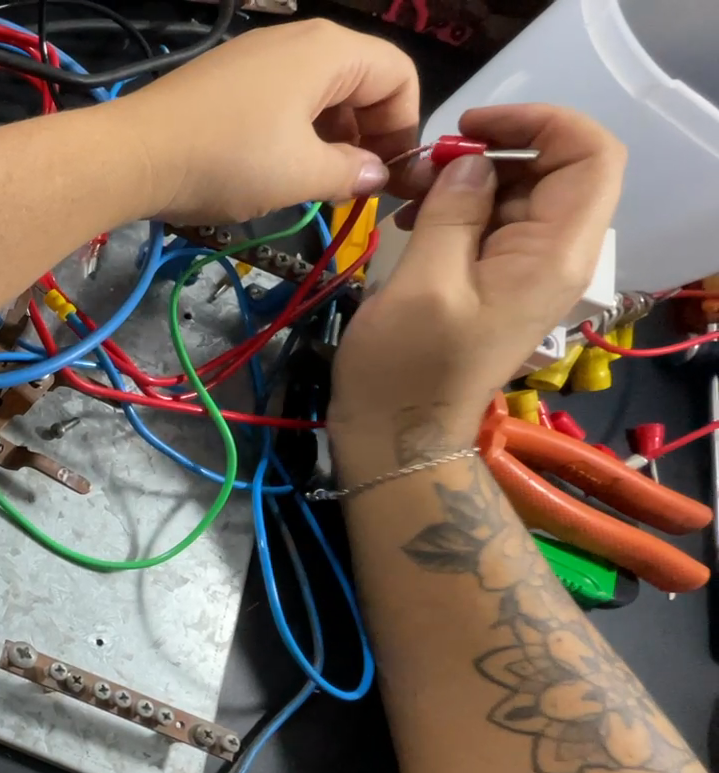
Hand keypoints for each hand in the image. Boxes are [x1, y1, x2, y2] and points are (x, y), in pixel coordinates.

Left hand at [116, 21, 419, 223]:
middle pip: (353, 83)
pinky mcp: (212, 85)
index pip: (399, 75)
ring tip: (301, 186)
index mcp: (330, 50)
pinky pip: (265, 105)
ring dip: (316, 141)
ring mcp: (247, 60)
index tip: (387, 175)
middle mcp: (293, 42)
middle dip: (358, 136)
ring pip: (306, 98)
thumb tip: (374, 175)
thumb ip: (347, 173)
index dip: (403, 127)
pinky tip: (257, 173)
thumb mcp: (296, 175)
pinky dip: (277, 136)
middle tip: (344, 187)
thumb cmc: (222, 161)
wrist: (127, 158)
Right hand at [329, 105, 625, 476]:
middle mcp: (553, 258)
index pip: (588, 154)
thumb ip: (451, 216)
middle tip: (414, 170)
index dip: (538, 123)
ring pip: (516, 204)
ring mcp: (523, 278)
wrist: (395, 438)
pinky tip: (410, 227)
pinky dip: (455, 218)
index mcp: (552, 253)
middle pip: (551, 175)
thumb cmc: (403, 368)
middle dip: (489, 157)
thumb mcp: (419, 286)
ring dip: (465, 188)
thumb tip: (469, 165)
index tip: (466, 125)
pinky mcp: (492, 293)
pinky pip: (490, 236)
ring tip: (402, 200)